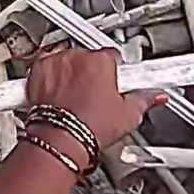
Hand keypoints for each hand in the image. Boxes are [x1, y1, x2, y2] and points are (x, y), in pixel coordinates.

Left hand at [25, 49, 154, 153]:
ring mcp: (54, 61)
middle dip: (91, 72)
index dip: (115, 70)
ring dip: (70, 73)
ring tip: (75, 96)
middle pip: (87, 58)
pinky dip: (51, 76)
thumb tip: (156, 96)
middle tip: (94, 93)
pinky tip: (58, 94)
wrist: (59, 137)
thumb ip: (143, 99)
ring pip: (66, 61)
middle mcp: (75, 56)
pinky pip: (46, 67)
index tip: (114, 78)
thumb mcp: (128, 115)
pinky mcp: (37, 69)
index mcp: (100, 61)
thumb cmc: (90, 127)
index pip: (112, 56)